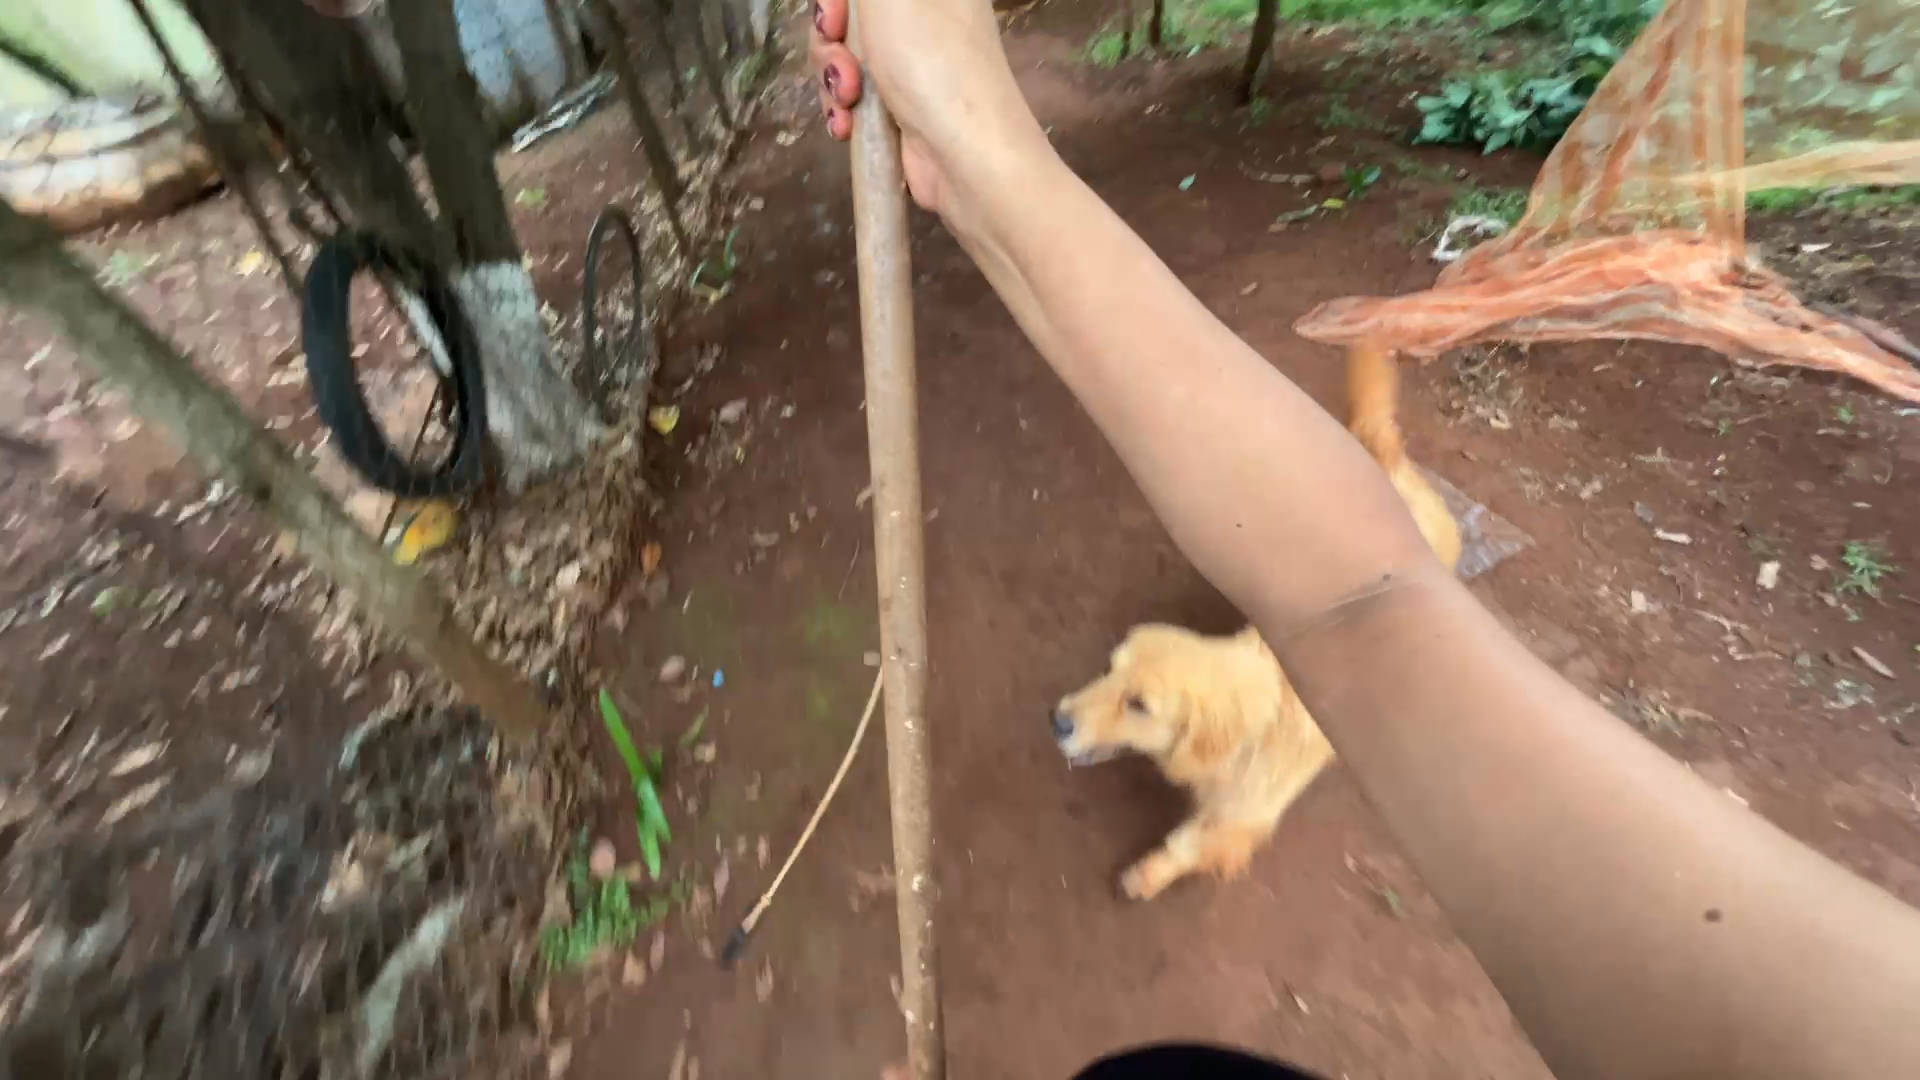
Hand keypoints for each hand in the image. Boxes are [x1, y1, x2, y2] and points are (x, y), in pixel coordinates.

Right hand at [808, 0, 1048, 221]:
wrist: (964, 154)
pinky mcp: (901, 114)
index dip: (840, 0)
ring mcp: (912, 69)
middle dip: (830, 38)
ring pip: (846, 58)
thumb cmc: (930, 57)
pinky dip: (844, 112)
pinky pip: (856, 100)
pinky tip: (847, 127)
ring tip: (847, 101)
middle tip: (842, 63)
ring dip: (833, 80)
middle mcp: (924, 19)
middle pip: (850, 16)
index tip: (835, 15)